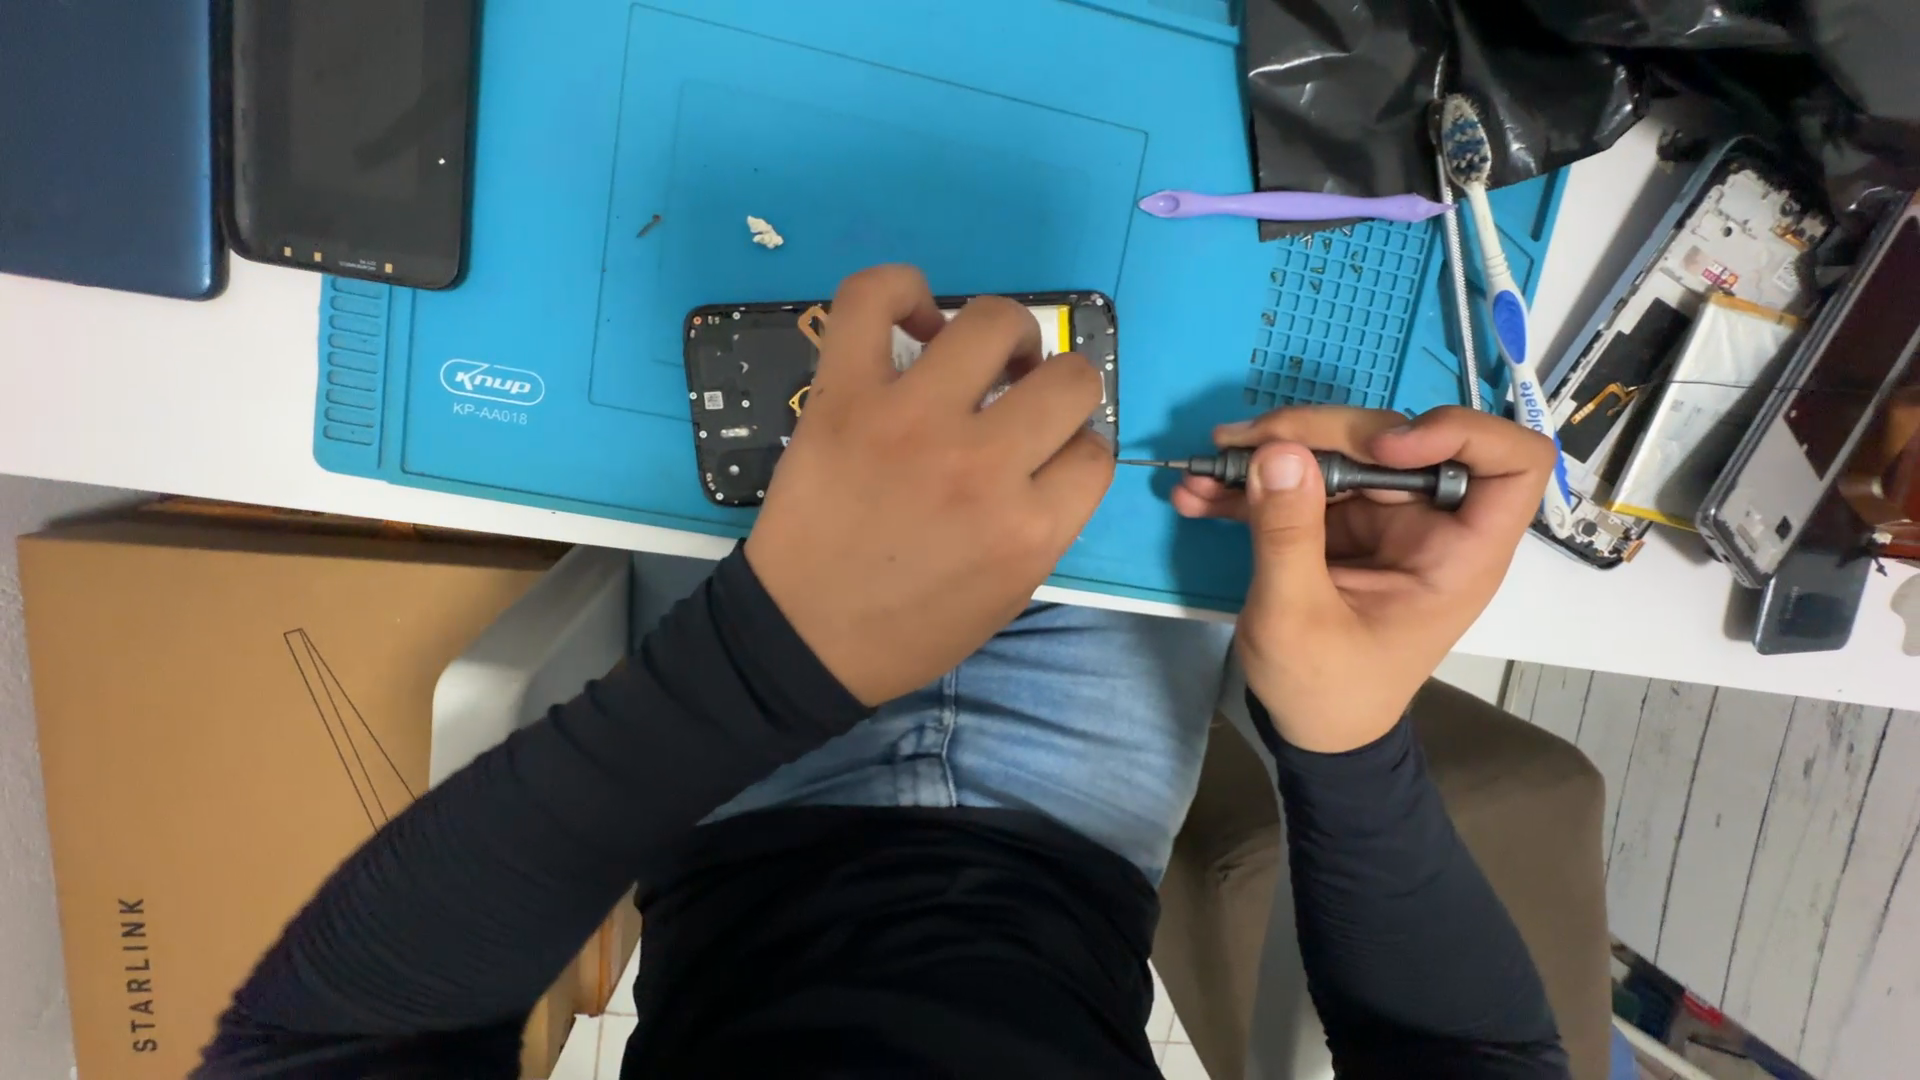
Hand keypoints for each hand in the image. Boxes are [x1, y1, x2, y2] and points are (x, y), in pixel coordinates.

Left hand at [745, 265, 1112, 705]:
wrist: (804, 637)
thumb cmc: (911, 628)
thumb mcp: (1007, 594)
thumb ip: (1045, 519)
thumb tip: (1055, 448)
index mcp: (1029, 529)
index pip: (1095, 451)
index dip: (1078, 447)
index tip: (1049, 455)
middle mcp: (983, 466)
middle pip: (1069, 380)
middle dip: (1061, 388)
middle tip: (1022, 402)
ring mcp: (911, 421)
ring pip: (992, 322)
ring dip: (1007, 334)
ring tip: (980, 358)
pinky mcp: (845, 396)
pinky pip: (874, 298)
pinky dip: (902, 288)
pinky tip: (915, 314)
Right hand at [1173, 406, 1553, 752]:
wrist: (1309, 726)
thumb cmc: (1324, 688)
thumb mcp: (1296, 618)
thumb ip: (1287, 534)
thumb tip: (1276, 451)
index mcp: (1456, 553)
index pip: (1511, 463)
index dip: (1457, 433)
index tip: (1379, 449)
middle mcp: (1424, 524)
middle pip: (1389, 442)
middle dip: (1311, 435)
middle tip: (1238, 444)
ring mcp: (1376, 522)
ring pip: (1332, 456)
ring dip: (1262, 456)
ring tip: (1202, 468)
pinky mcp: (1334, 528)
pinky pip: (1294, 487)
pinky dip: (1247, 487)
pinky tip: (1198, 495)